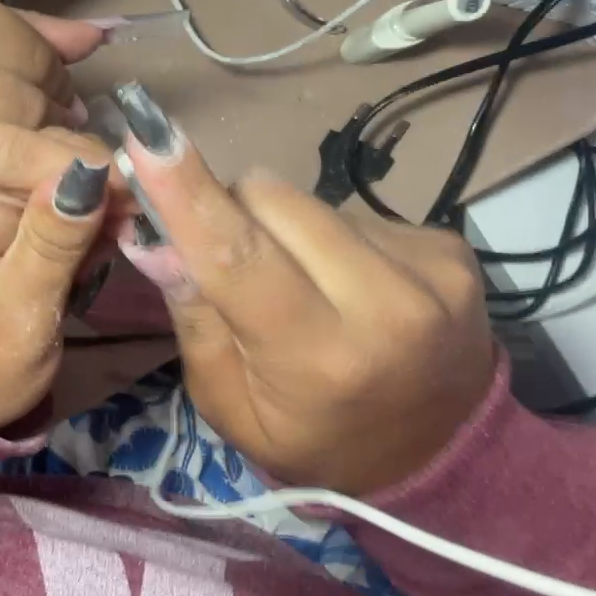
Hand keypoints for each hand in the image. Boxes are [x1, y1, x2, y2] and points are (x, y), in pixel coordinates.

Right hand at [0, 0, 106, 255]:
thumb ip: (18, 23)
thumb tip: (98, 40)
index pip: (37, 61)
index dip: (63, 87)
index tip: (60, 102)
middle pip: (30, 117)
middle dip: (61, 138)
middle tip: (64, 147)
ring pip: (8, 171)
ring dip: (45, 184)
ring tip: (50, 184)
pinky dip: (1, 226)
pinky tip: (14, 219)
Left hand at [0, 146, 122, 429]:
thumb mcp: (17, 313)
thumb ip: (49, 246)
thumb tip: (86, 170)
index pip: (30, 151)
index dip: (90, 167)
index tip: (131, 204)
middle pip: (50, 153)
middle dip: (99, 183)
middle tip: (122, 233)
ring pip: (63, 176)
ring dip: (100, 204)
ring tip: (109, 247)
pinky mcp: (14, 228)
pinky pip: (62, 204)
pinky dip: (90, 222)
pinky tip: (97, 252)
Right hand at [118, 131, 495, 495]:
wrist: (445, 459)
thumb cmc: (310, 439)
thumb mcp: (226, 403)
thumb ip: (195, 318)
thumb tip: (153, 241)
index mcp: (318, 355)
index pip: (237, 256)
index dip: (186, 193)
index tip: (147, 137)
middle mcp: (385, 302)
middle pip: (271, 202)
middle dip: (226, 210)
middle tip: (218, 251)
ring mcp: (430, 268)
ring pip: (306, 200)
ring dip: (274, 224)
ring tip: (289, 277)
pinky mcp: (449, 246)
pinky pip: (347, 210)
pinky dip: (319, 234)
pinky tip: (334, 278)